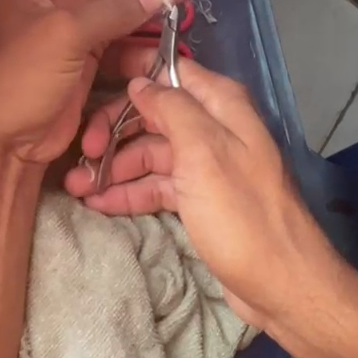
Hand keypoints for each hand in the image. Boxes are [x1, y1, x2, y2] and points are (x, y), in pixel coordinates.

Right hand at [62, 58, 339, 326]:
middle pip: (153, 114)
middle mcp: (213, 128)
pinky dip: (128, 192)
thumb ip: (172, 108)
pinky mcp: (198, 200)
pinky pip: (155, 185)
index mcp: (221, 105)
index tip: (89, 78)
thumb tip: (141, 82)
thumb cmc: (242, 214)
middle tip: (81, 152)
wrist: (282, 287)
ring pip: (149, 153)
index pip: (170, 71)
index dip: (131, 71)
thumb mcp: (204, 152)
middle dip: (113, 130)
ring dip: (113, 166)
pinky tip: (97, 202)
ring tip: (76, 185)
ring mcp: (204, 165)